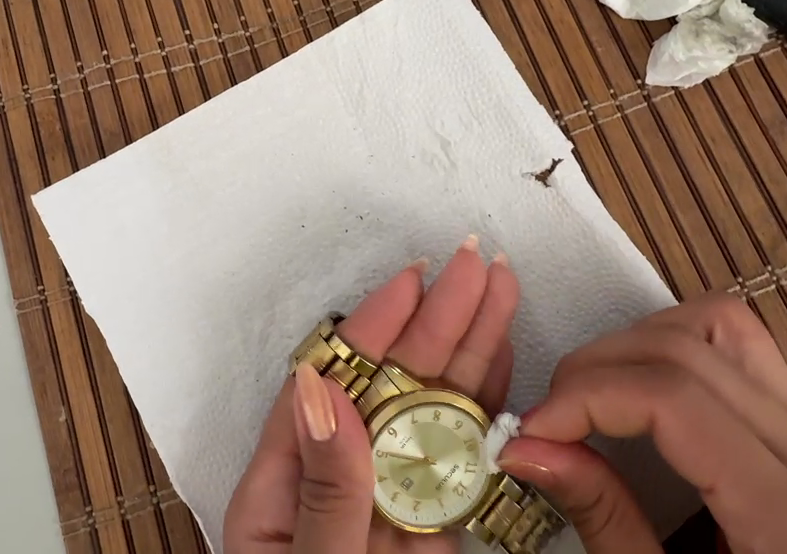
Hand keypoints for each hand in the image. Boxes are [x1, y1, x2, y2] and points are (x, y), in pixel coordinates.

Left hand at [223, 236, 520, 553]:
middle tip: (475, 261)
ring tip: (501, 288)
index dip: (374, 327)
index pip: (332, 382)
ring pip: (432, 412)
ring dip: (471, 348)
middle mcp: (340, 478)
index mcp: (284, 484)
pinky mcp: (430, 537)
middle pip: (392, 384)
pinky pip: (460, 462)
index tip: (411, 280)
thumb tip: (321, 389)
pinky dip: (485, 411)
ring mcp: (388, 504)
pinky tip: (502, 358)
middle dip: (438, 319)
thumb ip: (324, 490)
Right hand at [496, 295, 786, 553]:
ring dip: (638, 342)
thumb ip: (603, 519)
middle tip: (548, 419)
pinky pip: (739, 351)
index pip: (674, 399)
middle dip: (597, 368)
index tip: (528, 431)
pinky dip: (674, 347)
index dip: (587, 397)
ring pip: (720, 326)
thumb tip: (524, 447)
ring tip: (593, 394)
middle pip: (688, 349)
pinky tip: (640, 391)